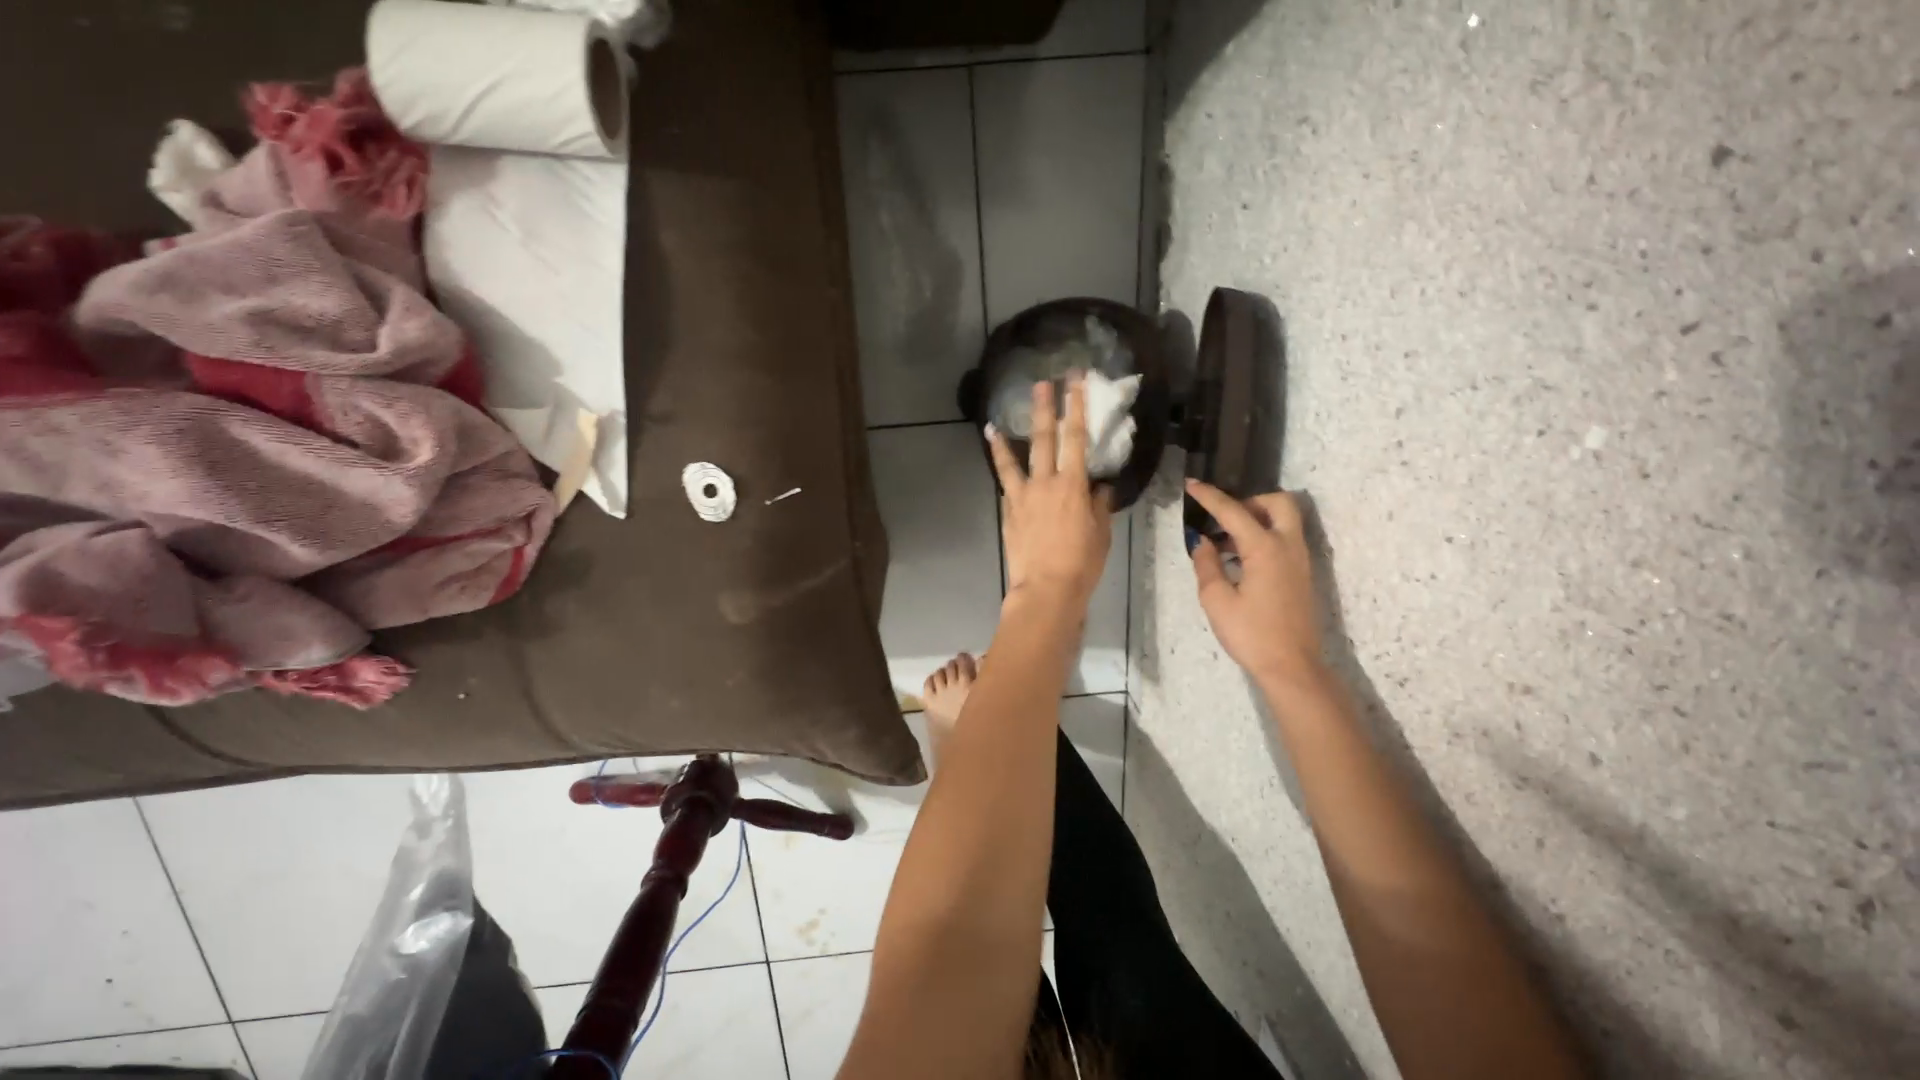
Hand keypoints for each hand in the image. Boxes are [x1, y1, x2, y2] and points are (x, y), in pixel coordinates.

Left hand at [987, 378, 1112, 606]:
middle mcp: (1045, 483)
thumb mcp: (1101, 532)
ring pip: (1012, 462)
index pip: (1076, 438)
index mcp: (1073, 485)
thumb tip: (1098, 488)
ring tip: (993, 424)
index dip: (1076, 407)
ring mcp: (1022, 497)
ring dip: (1004, 441)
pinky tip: (999, 471)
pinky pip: (1005, 487)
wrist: (1046, 589)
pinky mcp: (1008, 513)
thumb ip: (1098, 505)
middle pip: (1043, 439)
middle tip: (1041, 384)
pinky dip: (1003, 476)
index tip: (1074, 383)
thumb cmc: (1082, 563)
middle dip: (1043, 409)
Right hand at [1186, 480, 1324, 686]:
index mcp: (1265, 548)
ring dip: (1256, 520)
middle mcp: (1288, 546)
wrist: (1291, 666)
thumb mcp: (1217, 600)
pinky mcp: (1301, 574)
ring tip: (1225, 544)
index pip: (1234, 511)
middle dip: (1250, 501)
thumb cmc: (1251, 634)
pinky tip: (1239, 561)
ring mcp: (1300, 560)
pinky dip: (1263, 537)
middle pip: (1277, 503)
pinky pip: (1284, 540)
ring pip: (1284, 521)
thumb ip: (1207, 565)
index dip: (1210, 496)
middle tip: (1224, 519)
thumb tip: (1202, 542)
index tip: (1191, 484)